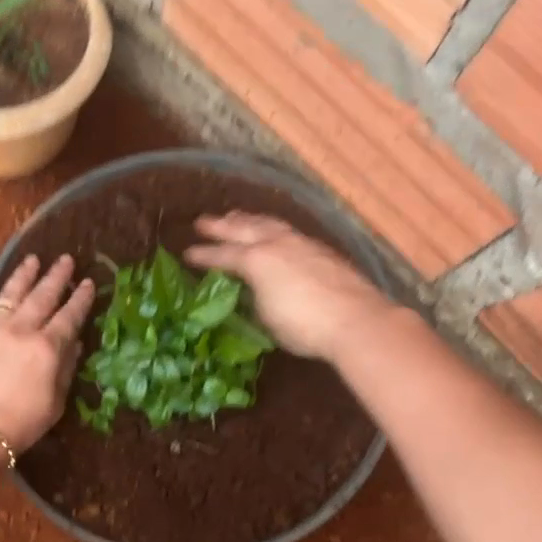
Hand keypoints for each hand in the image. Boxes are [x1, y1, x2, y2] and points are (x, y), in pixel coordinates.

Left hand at [0, 254, 95, 457]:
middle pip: (41, 297)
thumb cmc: (21, 425)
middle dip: (56, 277)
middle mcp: (20, 330)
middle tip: (66, 259)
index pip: (69, 317)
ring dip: (22, 275)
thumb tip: (75, 344)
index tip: (88, 282)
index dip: (80, 299)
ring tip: (32, 260)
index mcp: (47, 347)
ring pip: (8, 295)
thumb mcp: (55, 403)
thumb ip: (65, 370)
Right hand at [185, 212, 399, 360]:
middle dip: (221, 225)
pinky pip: (289, 231)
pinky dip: (274, 228)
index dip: (203, 256)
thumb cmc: (304, 325)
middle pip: (244, 228)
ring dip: (249, 219)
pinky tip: (275, 233)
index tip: (186, 254)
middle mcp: (277, 244)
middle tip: (203, 221)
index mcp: (256, 261)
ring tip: (237, 216)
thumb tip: (251, 292)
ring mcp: (302, 243)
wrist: (355, 320)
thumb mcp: (267, 318)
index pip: (222, 255)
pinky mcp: (321, 250)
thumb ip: (254, 299)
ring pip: (270, 223)